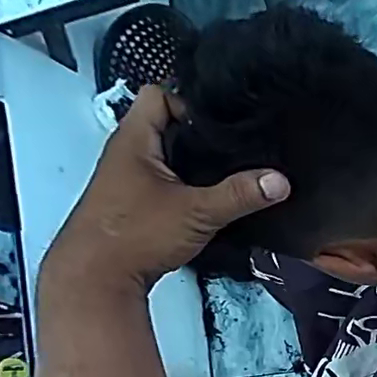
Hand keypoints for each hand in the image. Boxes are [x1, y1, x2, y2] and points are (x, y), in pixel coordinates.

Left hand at [42, 86, 288, 294]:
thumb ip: (241, 194)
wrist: (97, 281)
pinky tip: (215, 200)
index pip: (159, 95)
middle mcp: (129, 155)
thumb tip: (280, 181)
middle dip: (203, 135)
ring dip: (198, 163)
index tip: (224, 121)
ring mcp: (132, 180)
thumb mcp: (197, 212)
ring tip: (233, 171)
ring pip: (171, 157)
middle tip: (238, 145)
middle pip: (169, 126)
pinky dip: (192, 186)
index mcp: (134, 141)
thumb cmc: (134, 236)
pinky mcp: (139, 204)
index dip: (192, 101)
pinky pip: (170, 182)